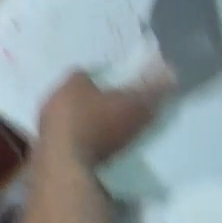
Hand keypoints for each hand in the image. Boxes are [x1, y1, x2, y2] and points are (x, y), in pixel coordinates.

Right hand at [35, 71, 170, 165]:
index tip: (159, 63)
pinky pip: (118, 131)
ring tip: (117, 99)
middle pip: (150, 104)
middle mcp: (139, 121)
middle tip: (139, 80)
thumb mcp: (73, 85)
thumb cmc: (73, 117)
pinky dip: (113, 123)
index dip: (160, 72)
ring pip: (134, 119)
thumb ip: (85, 76)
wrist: (61, 159)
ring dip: (129, 110)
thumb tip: (88, 75)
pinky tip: (101, 118)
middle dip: (145, 92)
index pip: (160, 83)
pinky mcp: (111, 152)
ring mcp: (126, 140)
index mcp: (137, 101)